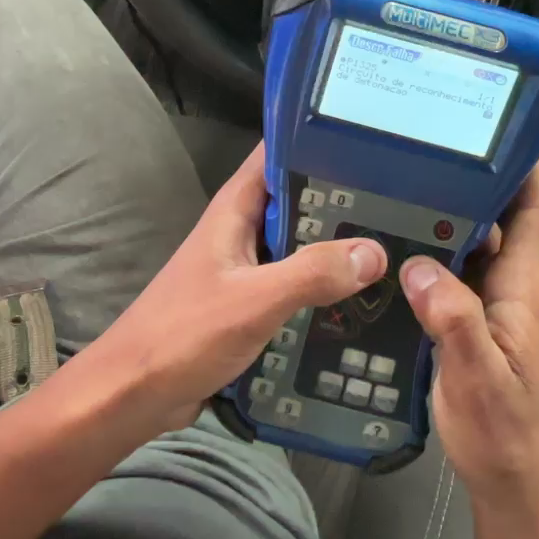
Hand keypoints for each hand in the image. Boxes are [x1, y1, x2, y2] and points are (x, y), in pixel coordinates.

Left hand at [70, 144, 387, 434]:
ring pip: (301, 246)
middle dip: (345, 202)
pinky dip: (325, 288)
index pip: (281, 153)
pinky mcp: (251, 303)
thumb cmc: (183, 334)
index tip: (375, 147)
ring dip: (339, 250)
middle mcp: (242, 229)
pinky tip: (365, 300)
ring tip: (398, 250)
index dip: (323, 143)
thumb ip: (312, 273)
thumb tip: (375, 251)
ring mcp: (247, 267)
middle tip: (405, 205)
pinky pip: (296, 285)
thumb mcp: (253, 300)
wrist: (133, 395)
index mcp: (235, 208)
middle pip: (301, 202)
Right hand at [397, 161, 538, 538]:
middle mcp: (507, 284)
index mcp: (521, 284)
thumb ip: (453, 320)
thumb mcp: (478, 376)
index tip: (494, 124)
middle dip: (464, 179)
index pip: (533, 208)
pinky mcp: (466, 321)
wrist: (513, 482)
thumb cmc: (507, 430)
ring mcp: (486, 303)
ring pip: (465, 243)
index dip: (523, 163)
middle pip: (493, 216)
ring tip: (392, 184)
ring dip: (438, 215)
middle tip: (416, 147)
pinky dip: (423, 252)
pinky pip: (445, 272)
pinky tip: (387, 245)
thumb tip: (418, 266)